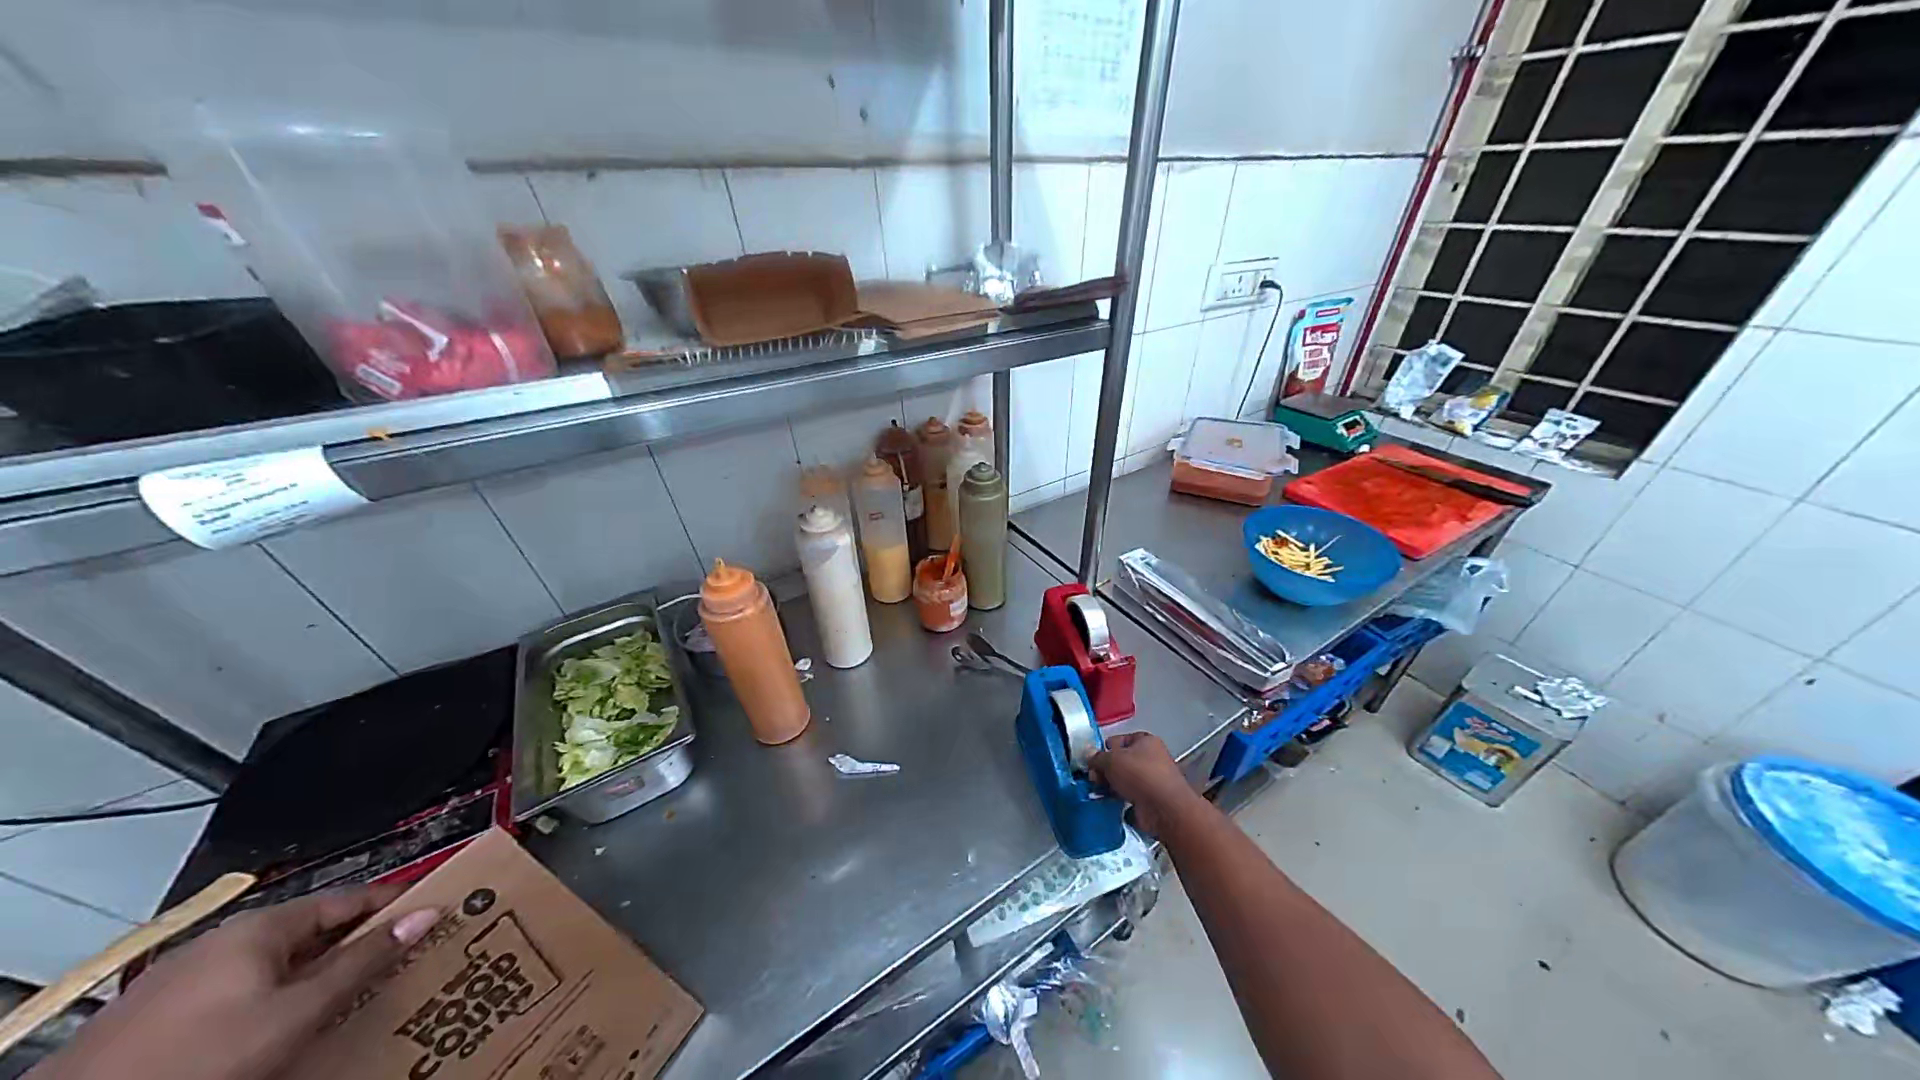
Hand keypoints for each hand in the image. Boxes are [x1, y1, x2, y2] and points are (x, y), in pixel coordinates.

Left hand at [30, 885, 439, 1079]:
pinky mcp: (157, 1015)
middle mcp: (223, 940)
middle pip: (310, 931)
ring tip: (347, 994)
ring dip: (314, 973)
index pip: (348, 898)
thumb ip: (364, 961)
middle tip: (396, 956)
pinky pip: (238, 991)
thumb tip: (424, 915)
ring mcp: (184, 977)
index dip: (392, 901)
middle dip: (354, 943)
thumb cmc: (196, 1060)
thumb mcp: (298, 1011)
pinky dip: (273, 997)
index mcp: (260, 927)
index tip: (427, 907)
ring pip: (274, 963)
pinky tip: (281, 1026)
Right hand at [1088, 732, 1206, 837]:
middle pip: (1121, 761)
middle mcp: (1152, 758)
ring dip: (1111, 786)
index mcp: (1146, 741)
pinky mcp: (1151, 802)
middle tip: (1094, 778)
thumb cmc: (1140, 775)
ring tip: (1099, 791)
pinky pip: (1129, 798)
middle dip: (1106, 769)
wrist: (1164, 810)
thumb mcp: (1111, 760)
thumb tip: (1089, 756)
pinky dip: (1120, 801)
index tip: (1094, 759)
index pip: (1120, 739)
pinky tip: (1110, 804)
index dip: (1106, 748)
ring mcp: (1153, 781)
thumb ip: (1096, 757)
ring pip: (1124, 780)